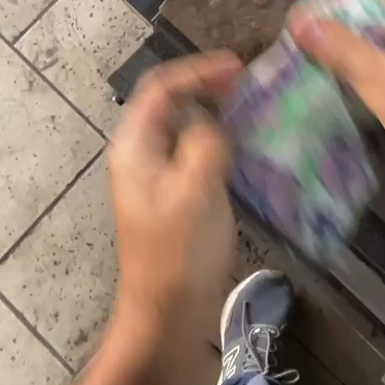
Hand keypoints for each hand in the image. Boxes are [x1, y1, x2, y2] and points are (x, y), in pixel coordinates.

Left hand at [108, 52, 240, 336]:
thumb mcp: (195, 190)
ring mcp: (155, 177)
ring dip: (214, 112)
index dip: (197, 71)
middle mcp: (139, 155)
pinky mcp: (173, 197)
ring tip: (250, 107)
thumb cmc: (178, 254)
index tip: (237, 67)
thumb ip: (205, 142)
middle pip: (169, 103)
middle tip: (247, 83)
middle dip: (206, 87)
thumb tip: (213, 122)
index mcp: (134, 146)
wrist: (167, 317)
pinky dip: (217, 139)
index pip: (161, 88)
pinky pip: (194, 152)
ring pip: (183, 127)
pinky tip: (244, 145)